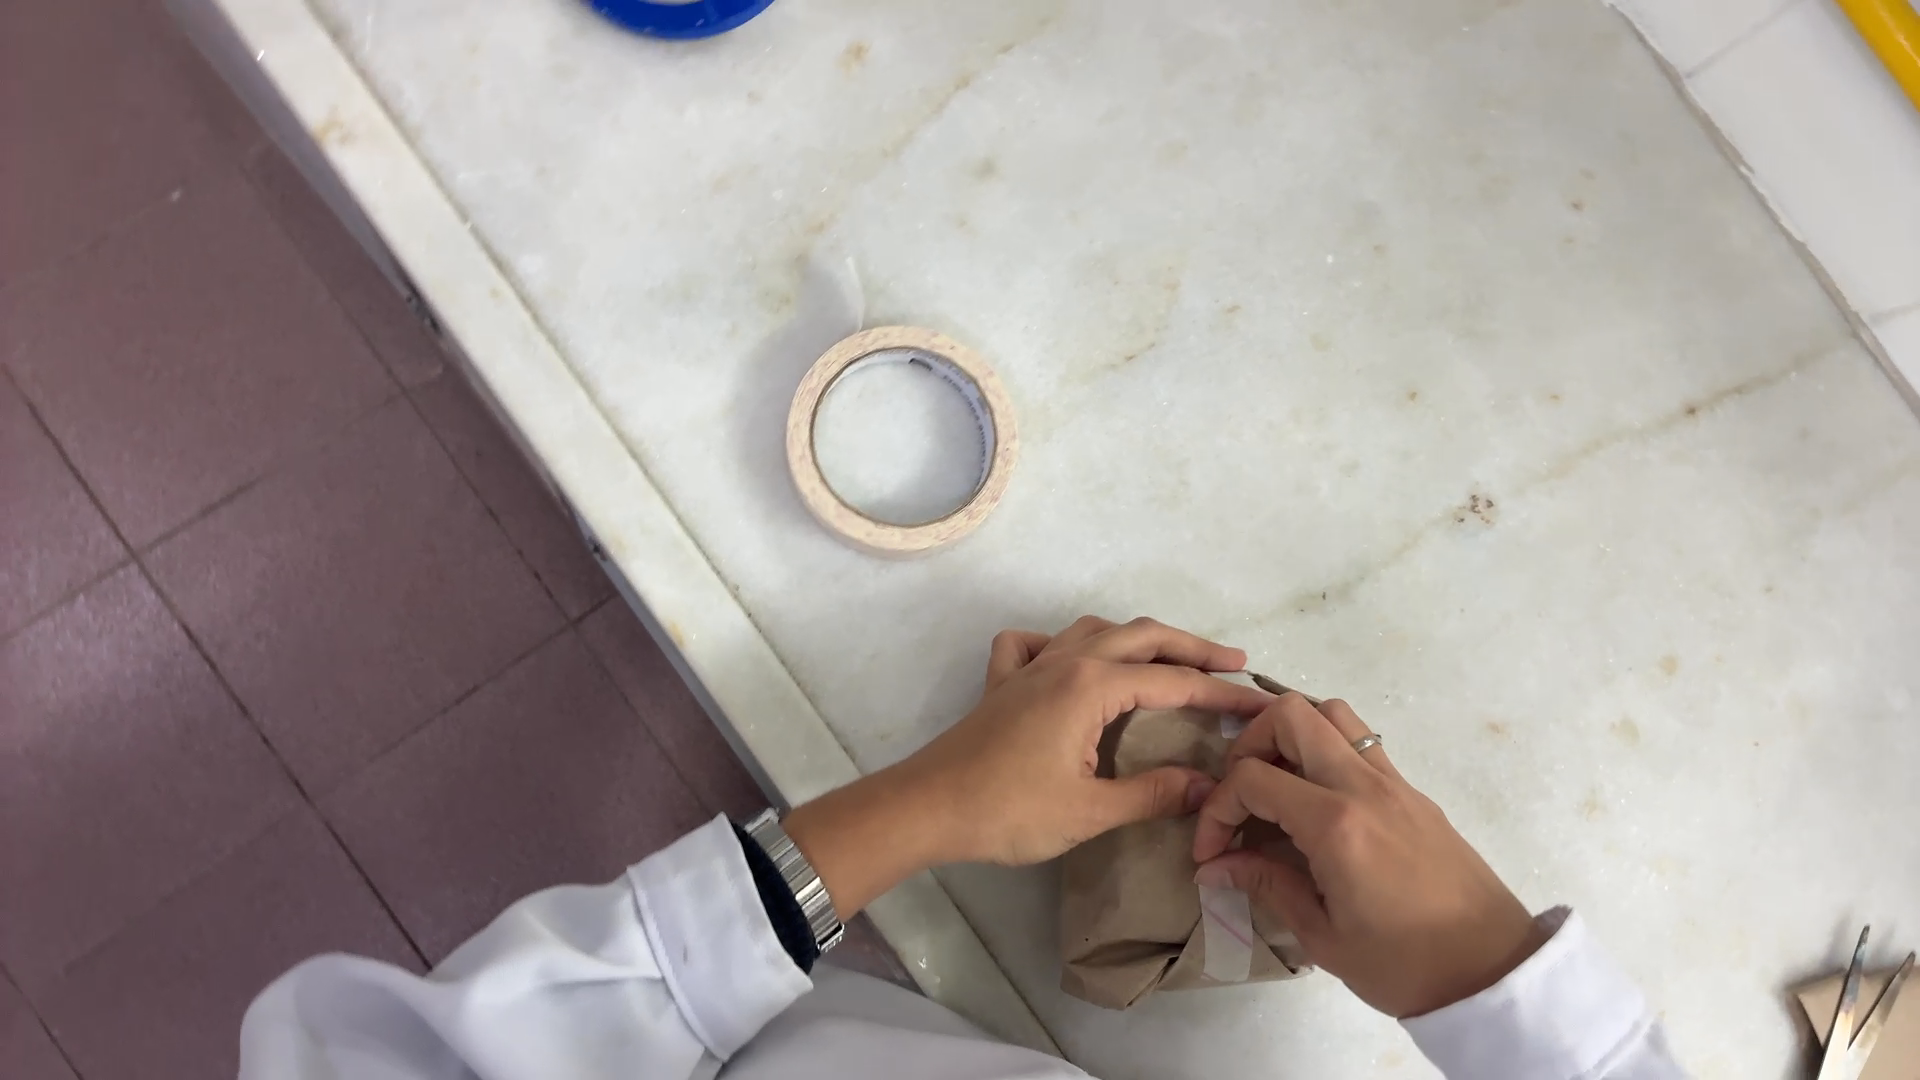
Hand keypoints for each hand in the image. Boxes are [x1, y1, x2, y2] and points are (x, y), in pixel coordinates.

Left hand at [785, 617, 1271, 916]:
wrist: (931, 806)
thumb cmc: (1010, 810)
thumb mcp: (1090, 810)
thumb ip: (1154, 794)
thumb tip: (1209, 787)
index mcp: (1091, 685)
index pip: (1173, 682)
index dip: (1219, 693)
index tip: (1258, 704)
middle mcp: (1065, 660)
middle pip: (1140, 636)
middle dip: (1191, 647)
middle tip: (1233, 664)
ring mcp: (1030, 664)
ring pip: (1093, 630)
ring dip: (1136, 639)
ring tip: (1167, 660)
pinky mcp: (1003, 679)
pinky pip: (1033, 642)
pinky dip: (1058, 642)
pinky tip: (1067, 661)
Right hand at [1191, 693, 1544, 1017]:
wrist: (1498, 981)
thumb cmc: (1405, 966)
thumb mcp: (1321, 936)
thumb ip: (1263, 883)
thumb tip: (1213, 866)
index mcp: (1335, 824)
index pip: (1251, 779)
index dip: (1217, 808)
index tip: (1211, 850)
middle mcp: (1363, 786)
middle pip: (1290, 715)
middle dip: (1250, 742)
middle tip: (1242, 789)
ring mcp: (1394, 782)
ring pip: (1331, 714)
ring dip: (1293, 733)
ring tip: (1279, 780)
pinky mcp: (1413, 792)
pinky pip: (1360, 742)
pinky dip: (1326, 750)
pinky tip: (1317, 800)